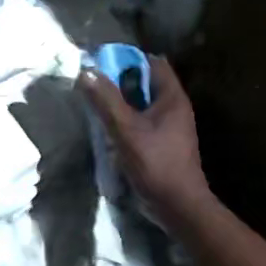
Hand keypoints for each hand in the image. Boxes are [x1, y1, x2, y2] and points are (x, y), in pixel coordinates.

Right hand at [78, 54, 212, 218]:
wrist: (178, 205)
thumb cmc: (155, 163)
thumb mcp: (126, 130)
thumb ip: (106, 101)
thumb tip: (86, 72)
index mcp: (172, 97)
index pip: (152, 63)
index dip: (127, 60)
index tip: (101, 66)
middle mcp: (175, 108)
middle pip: (146, 85)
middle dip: (120, 84)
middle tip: (95, 90)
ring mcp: (171, 128)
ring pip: (143, 106)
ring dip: (121, 107)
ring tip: (99, 112)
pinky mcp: (164, 145)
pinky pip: (143, 125)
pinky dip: (127, 125)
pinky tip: (111, 135)